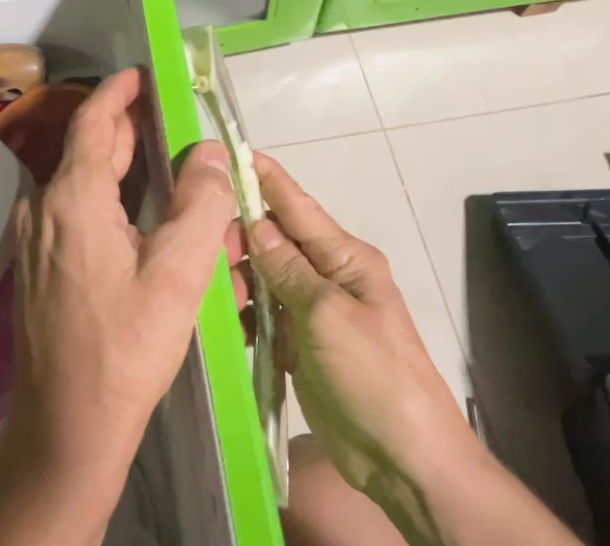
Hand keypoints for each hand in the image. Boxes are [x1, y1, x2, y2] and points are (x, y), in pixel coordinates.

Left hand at [0, 69, 240, 545]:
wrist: (66, 427)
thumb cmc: (125, 349)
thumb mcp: (177, 275)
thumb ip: (199, 205)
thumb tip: (211, 152)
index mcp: (72, 198)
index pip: (95, 121)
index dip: (120, 91)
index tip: (145, 72)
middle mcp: (44, 209)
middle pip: (88, 149)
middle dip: (127, 126)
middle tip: (171, 115)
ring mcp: (36, 239)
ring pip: (81, 181)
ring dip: (119, 164)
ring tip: (162, 160)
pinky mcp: (40, 267)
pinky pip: (75, 210)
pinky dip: (107, 196)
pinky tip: (139, 213)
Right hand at [248, 153, 580, 545]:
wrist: (404, 457)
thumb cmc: (374, 375)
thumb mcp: (329, 316)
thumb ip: (289, 269)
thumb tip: (256, 225)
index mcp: (346, 258)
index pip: (298, 206)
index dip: (265, 179)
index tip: (229, 153)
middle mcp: (328, 276)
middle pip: (274, 241)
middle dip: (240, 239)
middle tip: (205, 252)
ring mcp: (312, 312)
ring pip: (263, 278)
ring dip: (238, 281)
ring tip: (215, 296)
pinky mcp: (300, 345)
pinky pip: (263, 317)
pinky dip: (244, 317)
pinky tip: (224, 325)